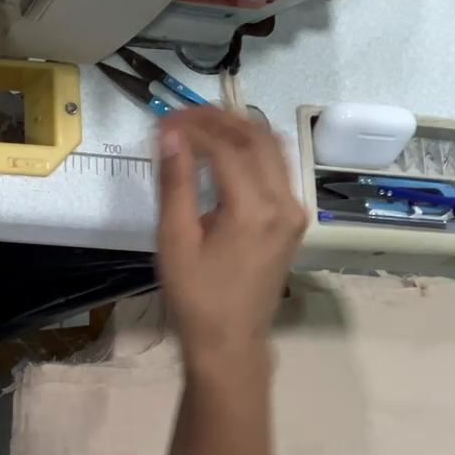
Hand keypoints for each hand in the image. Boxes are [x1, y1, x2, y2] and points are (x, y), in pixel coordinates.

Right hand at [155, 107, 306, 373]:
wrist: (230, 339)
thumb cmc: (195, 294)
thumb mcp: (175, 239)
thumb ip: (175, 183)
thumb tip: (169, 136)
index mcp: (253, 209)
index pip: (226, 146)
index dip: (193, 126)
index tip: (161, 121)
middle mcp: (283, 204)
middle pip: (256, 137)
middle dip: (217, 118)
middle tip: (179, 114)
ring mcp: (293, 211)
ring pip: (271, 148)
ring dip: (236, 128)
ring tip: (198, 125)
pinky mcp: (291, 219)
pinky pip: (275, 167)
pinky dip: (249, 148)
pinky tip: (222, 151)